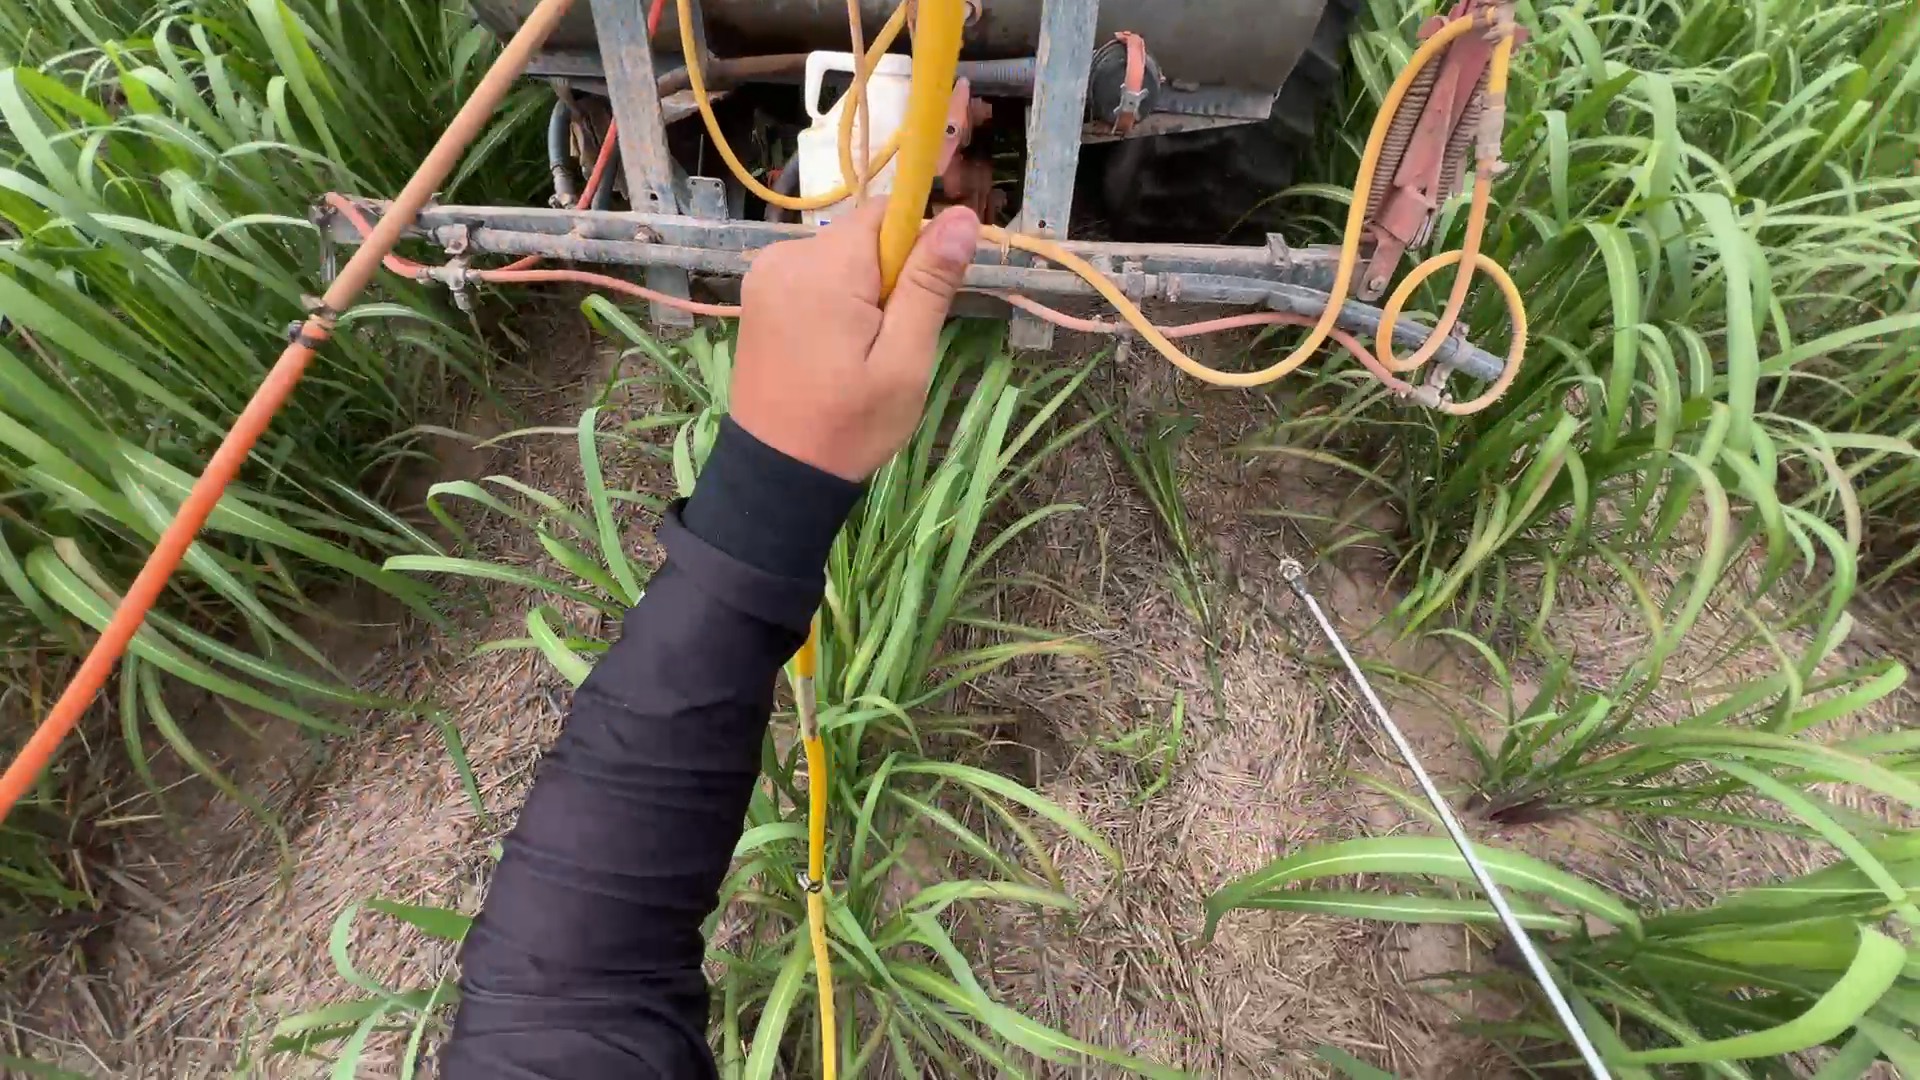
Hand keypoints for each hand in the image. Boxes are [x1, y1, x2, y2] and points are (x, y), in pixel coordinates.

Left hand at [731, 199, 979, 480]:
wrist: (779, 472)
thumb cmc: (850, 425)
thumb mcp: (904, 361)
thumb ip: (929, 285)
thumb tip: (962, 216)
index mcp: (823, 268)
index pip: (885, 213)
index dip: (917, 245)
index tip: (924, 298)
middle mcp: (784, 256)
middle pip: (861, 237)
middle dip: (888, 277)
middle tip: (893, 342)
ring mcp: (763, 276)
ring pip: (838, 259)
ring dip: (862, 292)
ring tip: (862, 354)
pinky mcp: (757, 297)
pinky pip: (812, 278)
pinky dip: (835, 302)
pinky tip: (835, 350)